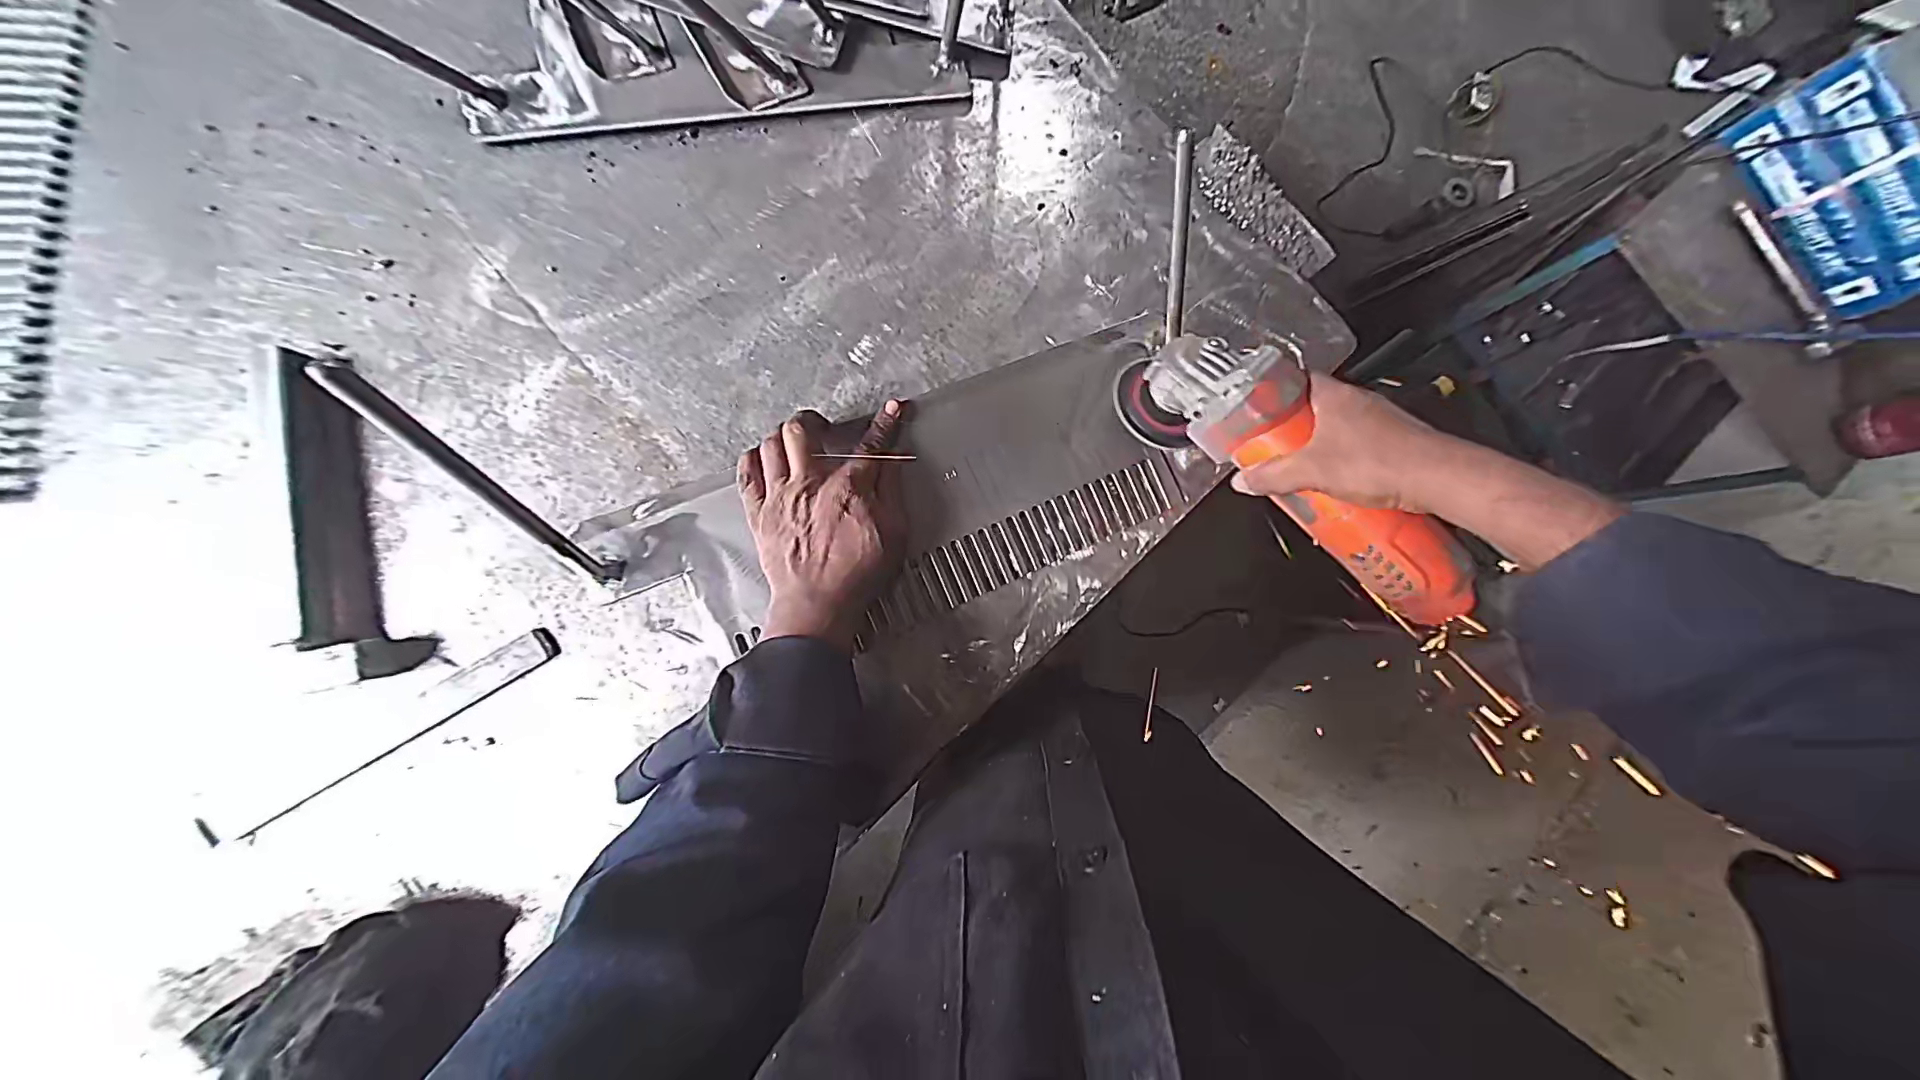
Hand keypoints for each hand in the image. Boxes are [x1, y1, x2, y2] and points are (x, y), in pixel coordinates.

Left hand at [738, 401, 908, 650]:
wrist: (818, 605)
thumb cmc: (856, 575)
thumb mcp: (894, 533)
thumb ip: (892, 492)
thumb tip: (892, 465)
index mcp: (847, 487)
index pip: (870, 444)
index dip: (885, 424)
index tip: (892, 411)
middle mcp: (809, 484)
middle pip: (802, 430)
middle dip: (813, 420)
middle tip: (822, 427)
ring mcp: (780, 497)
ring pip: (771, 443)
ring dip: (783, 436)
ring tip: (793, 441)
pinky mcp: (760, 514)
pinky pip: (747, 473)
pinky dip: (754, 458)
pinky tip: (763, 458)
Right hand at [1228, 374, 1457, 512]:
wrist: (1439, 480)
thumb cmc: (1384, 461)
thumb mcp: (1311, 471)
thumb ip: (1273, 475)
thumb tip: (1244, 480)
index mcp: (1335, 396)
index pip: (1297, 379)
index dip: (1275, 390)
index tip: (1257, 406)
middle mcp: (1358, 402)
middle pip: (1313, 407)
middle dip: (1291, 428)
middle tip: (1272, 445)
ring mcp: (1378, 422)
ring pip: (1334, 428)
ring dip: (1315, 446)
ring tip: (1297, 467)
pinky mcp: (1392, 443)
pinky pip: (1355, 447)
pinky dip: (1339, 461)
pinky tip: (1331, 482)